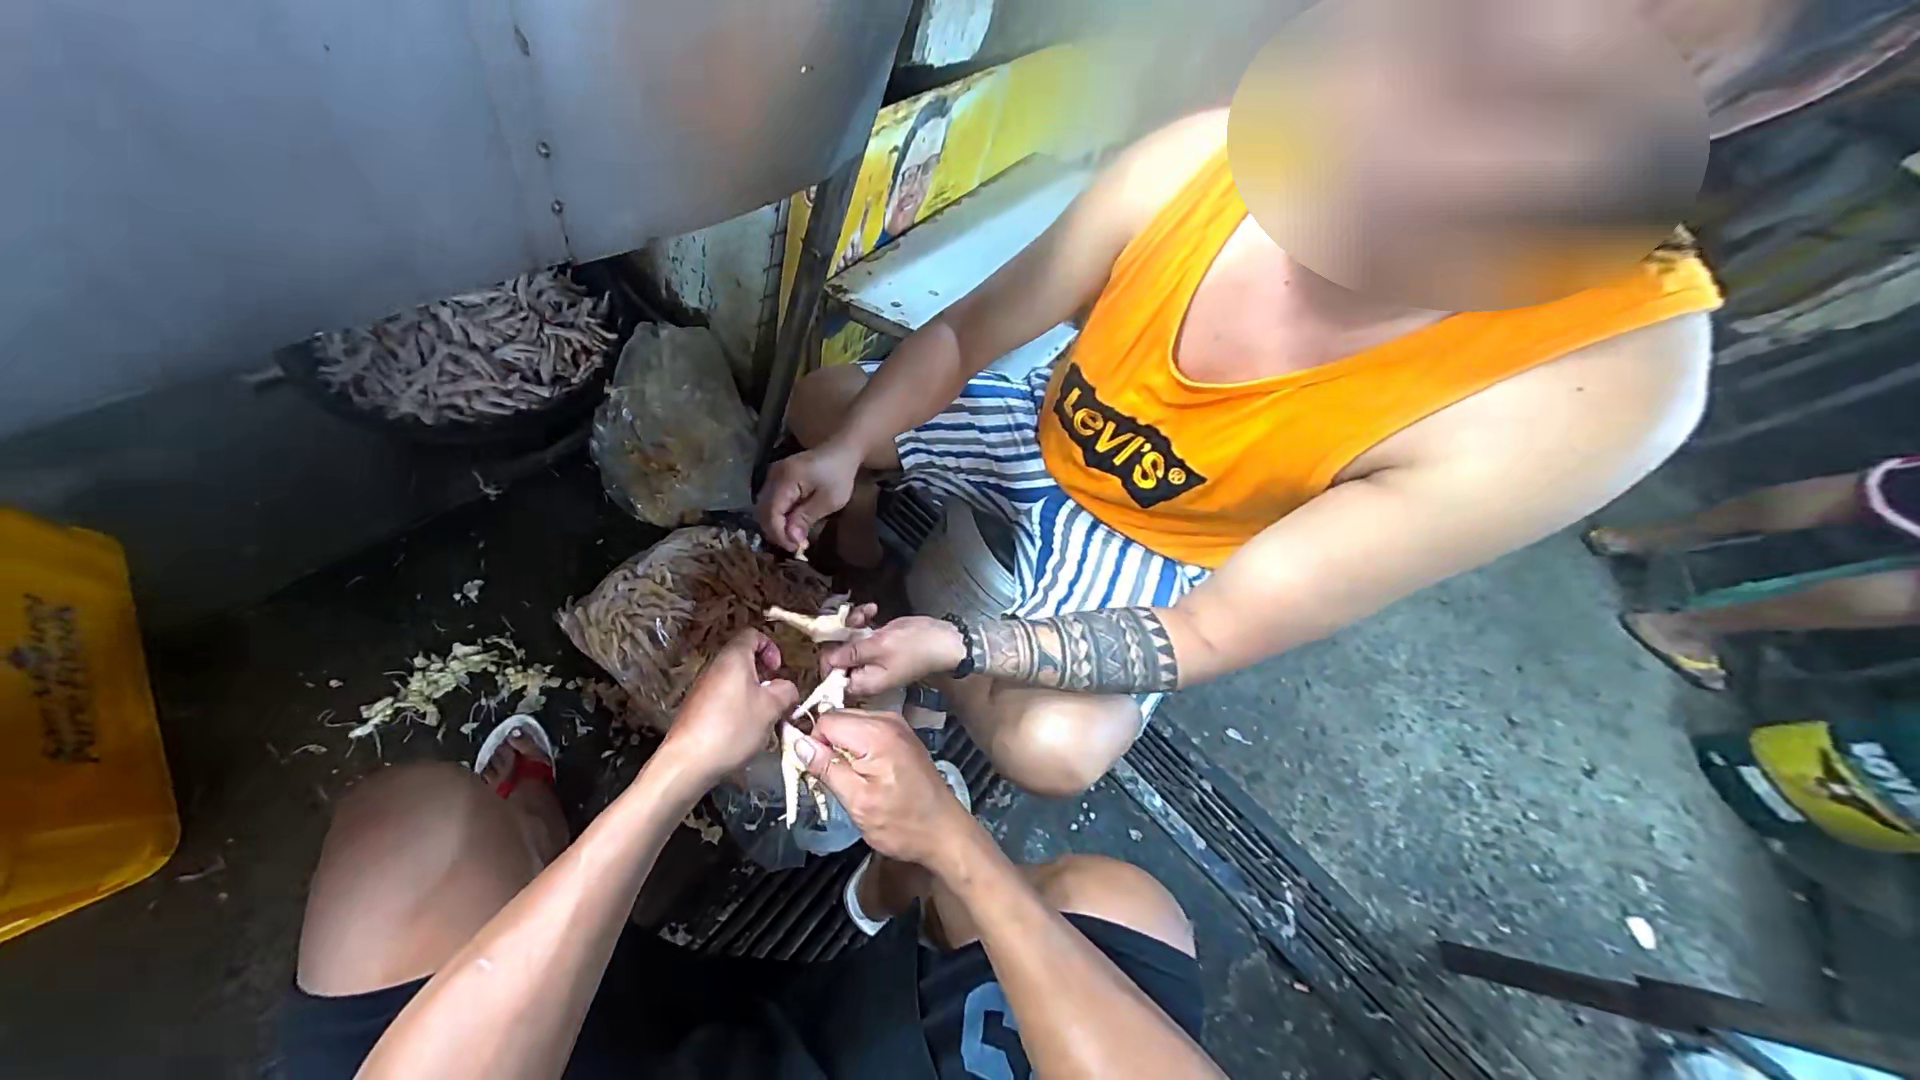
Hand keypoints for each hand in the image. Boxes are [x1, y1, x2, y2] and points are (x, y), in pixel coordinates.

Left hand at [660, 630, 800, 786]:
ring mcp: (703, 689)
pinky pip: (724, 698)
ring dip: (753, 694)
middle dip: (765, 675)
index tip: (778, 669)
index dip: (770, 647)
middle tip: (775, 695)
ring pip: (735, 681)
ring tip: (763, 717)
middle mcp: (715, 668)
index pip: (752, 635)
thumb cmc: (733, 727)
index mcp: (733, 658)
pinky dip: (738, 708)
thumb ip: (786, 691)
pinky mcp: (696, 709)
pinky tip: (743, 731)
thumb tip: (787, 688)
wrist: (687, 763)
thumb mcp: (771, 707)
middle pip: (744, 659)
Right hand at [757, 443, 862, 552]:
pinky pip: (771, 503)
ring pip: (764, 509)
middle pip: (763, 512)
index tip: (795, 548)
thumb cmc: (838, 475)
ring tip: (795, 538)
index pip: (771, 513)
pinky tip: (792, 525)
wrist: (841, 451)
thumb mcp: (828, 500)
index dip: (779, 534)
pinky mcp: (777, 479)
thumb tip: (791, 539)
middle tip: (796, 546)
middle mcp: (772, 477)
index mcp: (785, 479)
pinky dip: (779, 517)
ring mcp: (772, 477)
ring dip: (777, 526)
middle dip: (777, 533)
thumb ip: (806, 518)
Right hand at [793, 710, 975, 868]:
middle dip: (826, 744)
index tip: (811, 771)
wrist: (945, 831)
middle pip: (838, 718)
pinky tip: (862, 773)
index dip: (812, 743)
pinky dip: (857, 747)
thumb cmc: (902, 823)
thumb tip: (798, 742)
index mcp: (875, 732)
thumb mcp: (858, 801)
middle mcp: (887, 719)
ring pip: (851, 723)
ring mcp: (897, 725)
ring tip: (846, 779)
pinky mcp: (902, 735)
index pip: (826, 720)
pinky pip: (867, 730)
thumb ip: (827, 768)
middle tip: (827, 778)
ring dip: (841, 746)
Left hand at [818, 615, 966, 696]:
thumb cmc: (913, 646)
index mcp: (864, 681)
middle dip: (842, 633)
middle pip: (839, 656)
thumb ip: (851, 653)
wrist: (945, 640)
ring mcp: (873, 657)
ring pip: (850, 640)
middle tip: (851, 618)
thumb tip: (827, 660)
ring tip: (866, 611)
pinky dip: (865, 620)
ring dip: (854, 622)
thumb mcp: (879, 646)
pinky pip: (864, 633)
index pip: (833, 676)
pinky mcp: (880, 643)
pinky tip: (874, 608)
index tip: (831, 637)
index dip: (828, 656)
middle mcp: (865, 672)